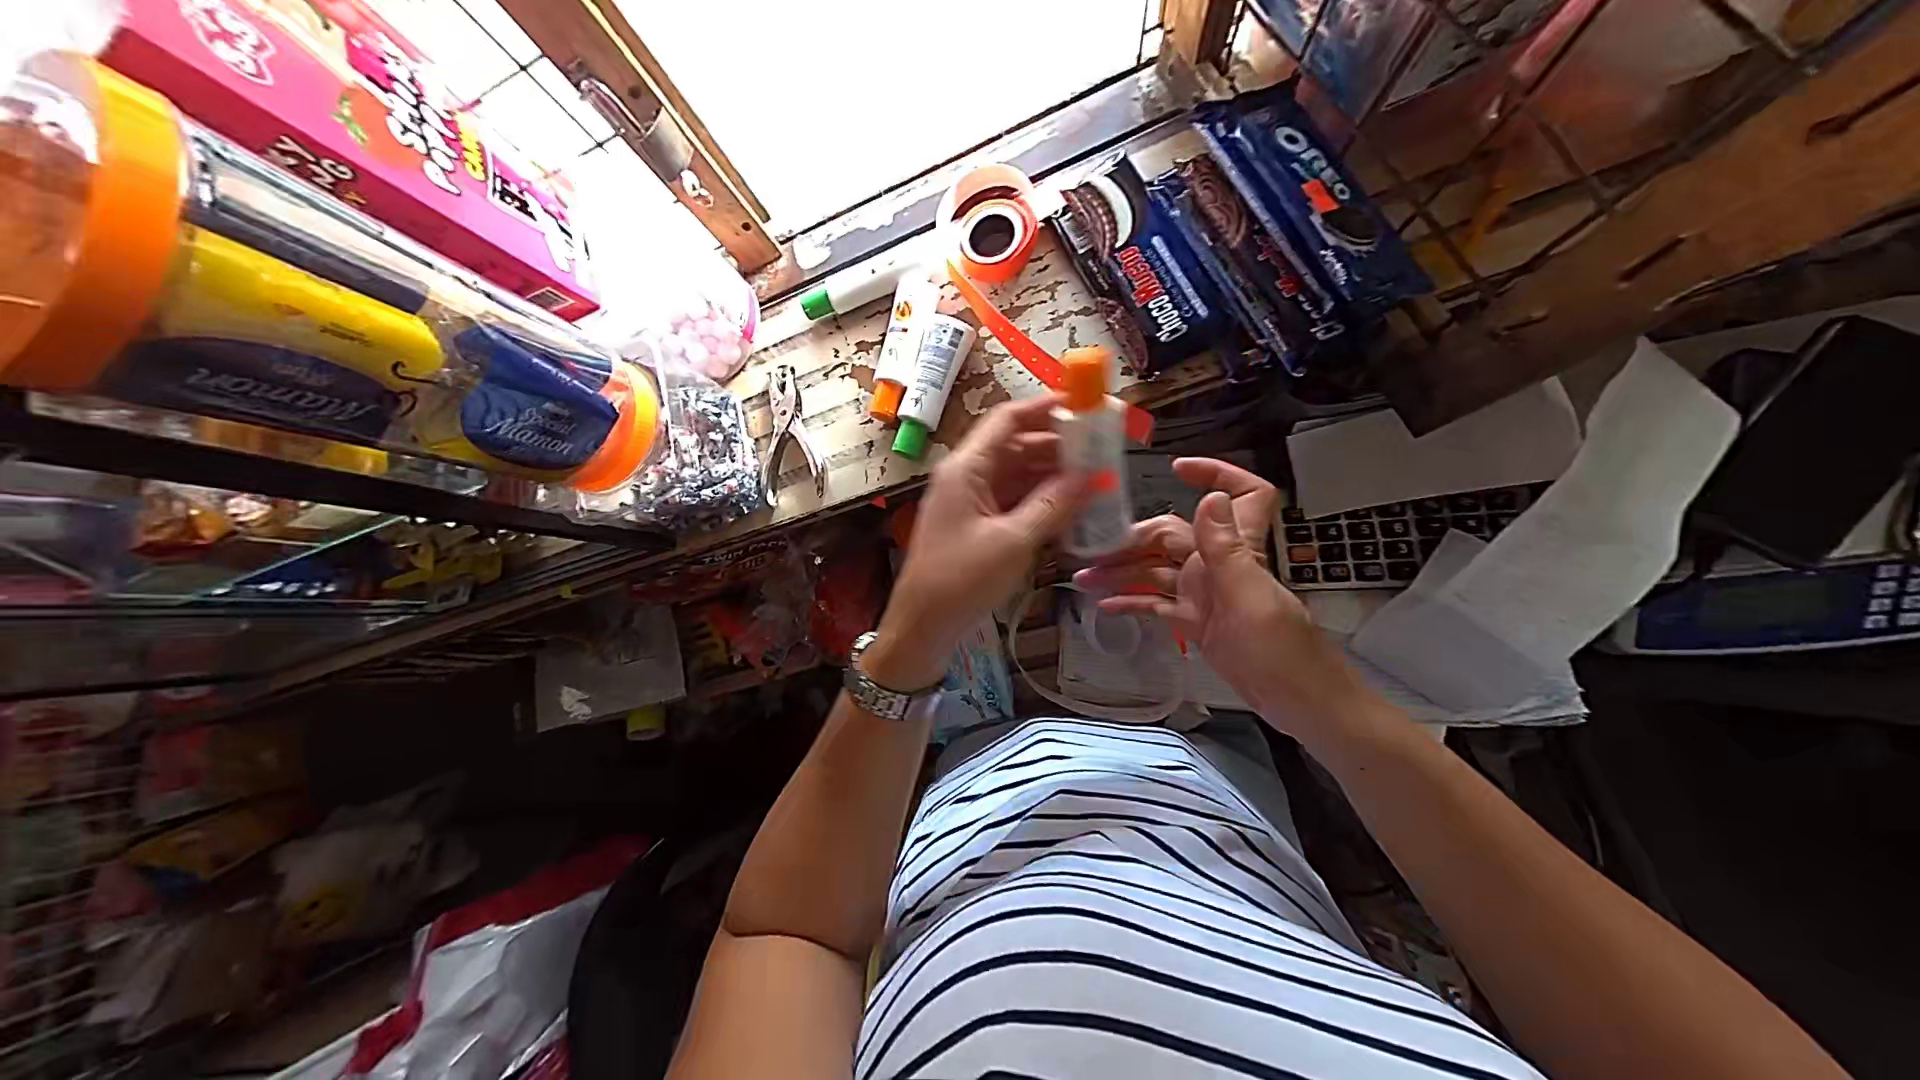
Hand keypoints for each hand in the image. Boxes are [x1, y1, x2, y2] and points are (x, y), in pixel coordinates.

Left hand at [866, 395, 1078, 689]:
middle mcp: (967, 476)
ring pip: (1018, 473)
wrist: (922, 626)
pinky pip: (1014, 499)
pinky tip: (1072, 506)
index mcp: (966, 468)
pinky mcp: (978, 523)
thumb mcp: (1013, 542)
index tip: (1084, 406)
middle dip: (1059, 445)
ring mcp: (972, 500)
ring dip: (1053, 474)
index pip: (1008, 420)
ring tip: (1095, 477)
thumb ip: (1053, 505)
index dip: (1046, 407)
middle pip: (1016, 445)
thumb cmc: (960, 581)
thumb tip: (1089, 477)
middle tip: (1101, 450)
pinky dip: (1041, 500)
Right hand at [1077, 460, 1376, 743]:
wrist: (1298, 703)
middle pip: (1171, 536)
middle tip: (1092, 552)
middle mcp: (1218, 565)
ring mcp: (1204, 594)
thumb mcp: (1250, 599)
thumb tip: (1209, 498)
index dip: (1216, 474)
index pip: (1240, 495)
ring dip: (1121, 571)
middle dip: (1131, 539)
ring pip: (1155, 570)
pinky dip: (1132, 601)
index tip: (1177, 469)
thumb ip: (1227, 549)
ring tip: (1084, 578)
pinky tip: (1105, 605)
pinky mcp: (1195, 622)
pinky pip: (1157, 604)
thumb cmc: (1283, 652)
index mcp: (1237, 551)